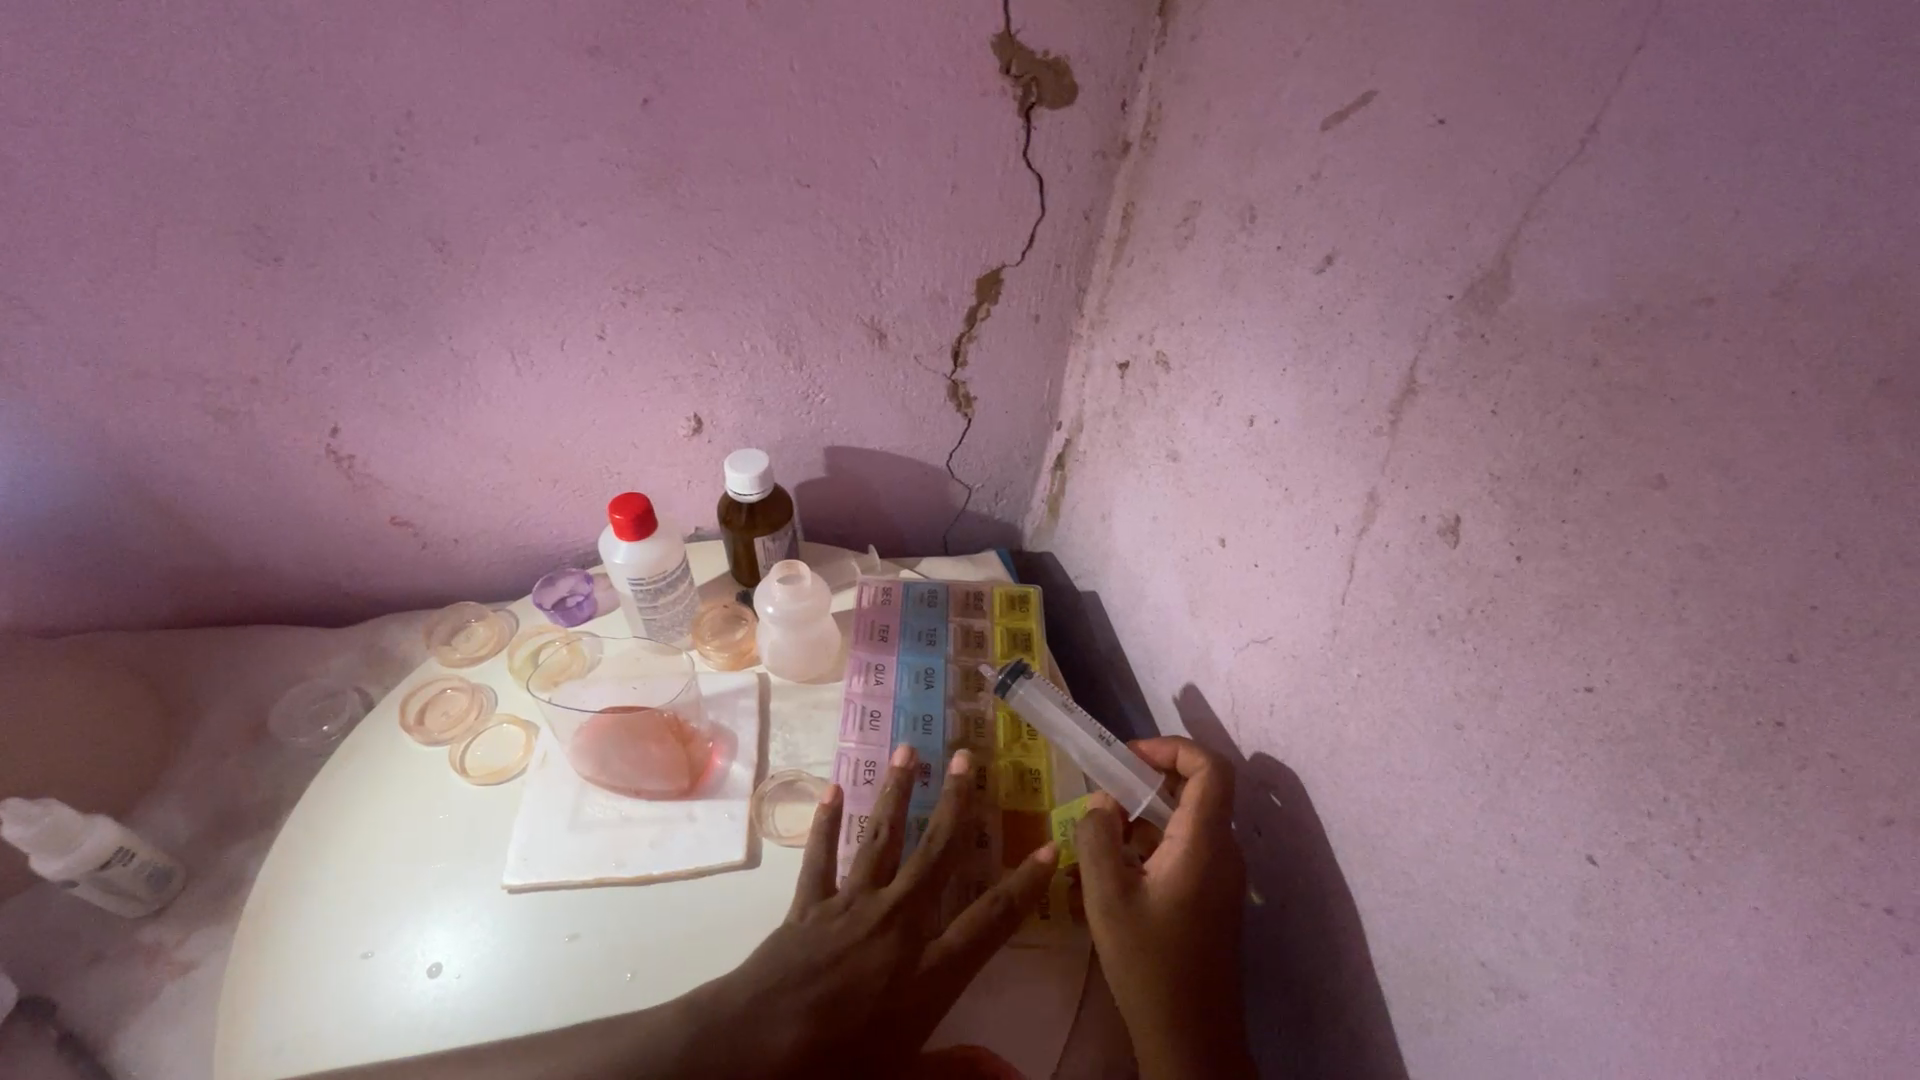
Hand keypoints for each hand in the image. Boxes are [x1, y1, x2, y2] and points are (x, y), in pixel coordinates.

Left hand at [698, 743, 1057, 1078]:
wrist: (756, 1051)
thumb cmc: (838, 1068)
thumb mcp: (906, 1076)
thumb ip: (960, 1070)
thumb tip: (1014, 1078)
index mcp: (928, 969)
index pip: (991, 920)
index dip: (1024, 885)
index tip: (1049, 847)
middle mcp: (897, 923)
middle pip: (935, 854)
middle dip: (955, 803)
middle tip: (967, 757)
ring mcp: (852, 906)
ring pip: (882, 839)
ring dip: (897, 792)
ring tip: (908, 750)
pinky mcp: (811, 904)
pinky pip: (821, 857)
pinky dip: (826, 823)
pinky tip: (832, 789)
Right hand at [1075, 736, 1254, 1079]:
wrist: (1191, 1039)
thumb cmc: (1148, 965)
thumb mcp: (1106, 896)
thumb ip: (1097, 835)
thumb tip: (1102, 803)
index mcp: (1204, 842)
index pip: (1211, 768)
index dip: (1173, 747)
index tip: (1127, 755)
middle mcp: (1223, 850)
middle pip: (1199, 788)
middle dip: (1150, 775)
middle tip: (1106, 784)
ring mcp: (1222, 874)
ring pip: (1190, 817)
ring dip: (1148, 807)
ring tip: (1102, 822)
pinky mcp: (1213, 894)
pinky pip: (1187, 844)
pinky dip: (1154, 835)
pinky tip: (1117, 859)